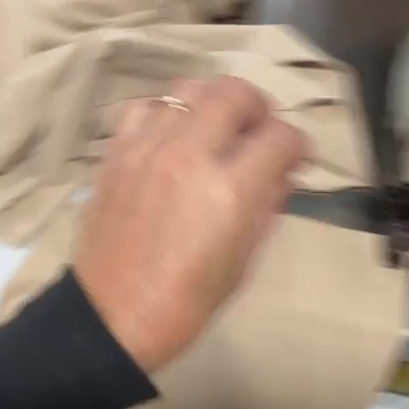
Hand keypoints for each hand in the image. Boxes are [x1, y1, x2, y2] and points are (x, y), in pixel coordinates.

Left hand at [73, 76, 304, 372]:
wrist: (111, 318)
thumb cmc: (184, 304)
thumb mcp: (241, 265)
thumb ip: (266, 210)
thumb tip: (283, 174)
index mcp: (229, 192)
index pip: (280, 137)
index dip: (297, 146)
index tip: (295, 161)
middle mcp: (190, 156)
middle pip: (236, 93)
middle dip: (260, 110)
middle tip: (259, 136)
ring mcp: (148, 149)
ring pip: (191, 90)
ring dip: (214, 105)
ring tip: (216, 134)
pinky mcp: (116, 153)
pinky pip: (146, 107)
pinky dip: (167, 115)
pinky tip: (172, 140)